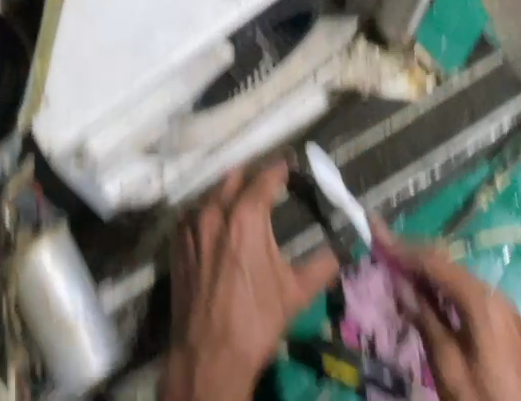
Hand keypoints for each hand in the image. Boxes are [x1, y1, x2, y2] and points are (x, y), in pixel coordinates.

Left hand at [162, 164, 340, 400]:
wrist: (209, 355)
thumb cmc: (256, 320)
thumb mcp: (297, 292)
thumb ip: (323, 263)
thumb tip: (344, 247)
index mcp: (247, 215)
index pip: (266, 176)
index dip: (281, 168)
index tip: (292, 165)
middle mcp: (215, 212)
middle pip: (235, 178)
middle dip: (254, 175)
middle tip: (270, 181)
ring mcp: (191, 227)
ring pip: (211, 194)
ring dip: (229, 191)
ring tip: (245, 199)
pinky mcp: (176, 244)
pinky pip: (193, 214)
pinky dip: (207, 211)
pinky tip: (217, 223)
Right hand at [377, 223, 520, 400]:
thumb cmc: (486, 400)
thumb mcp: (449, 366)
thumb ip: (425, 319)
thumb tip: (400, 282)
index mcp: (481, 299)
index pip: (433, 261)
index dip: (400, 246)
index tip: (373, 232)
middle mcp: (494, 293)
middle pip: (446, 264)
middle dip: (411, 255)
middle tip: (379, 249)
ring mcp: (502, 308)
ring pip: (455, 278)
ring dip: (424, 272)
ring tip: (393, 268)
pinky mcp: (503, 323)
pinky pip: (466, 294)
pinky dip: (441, 289)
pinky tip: (423, 294)